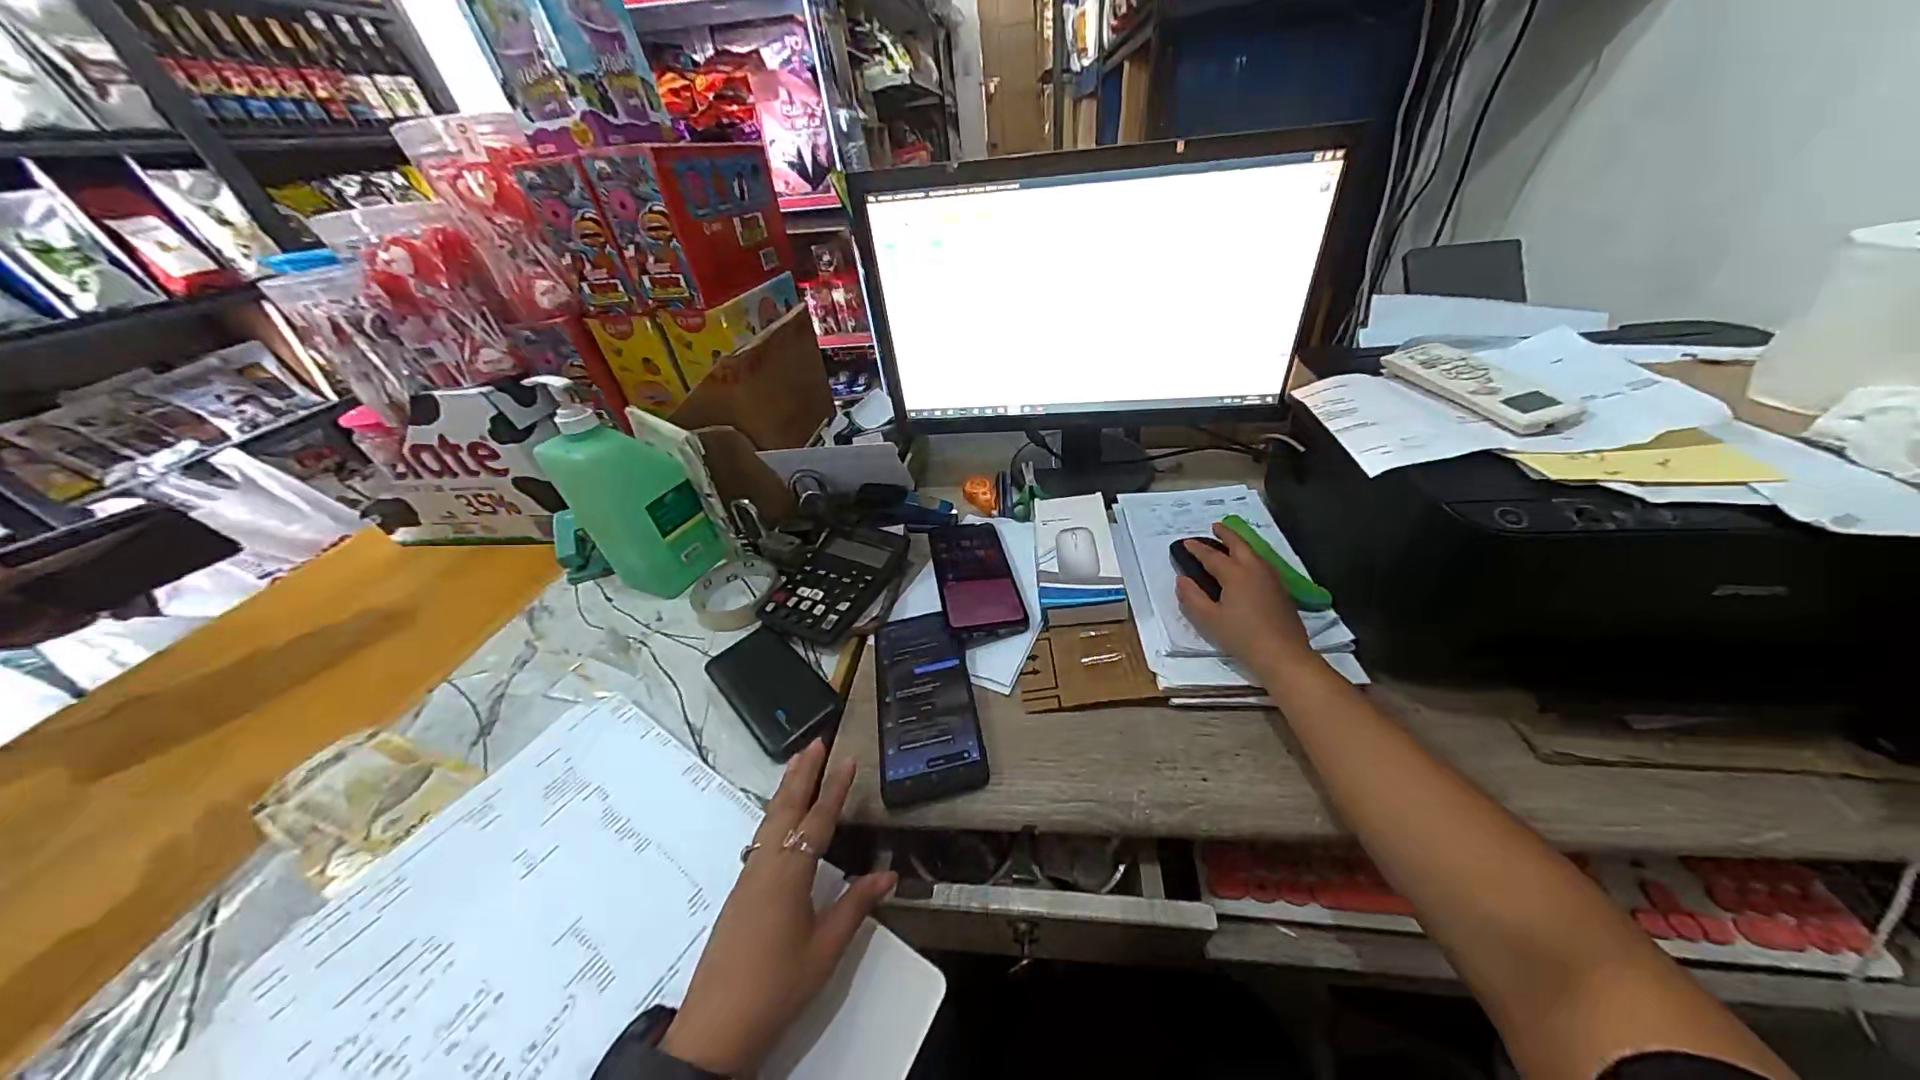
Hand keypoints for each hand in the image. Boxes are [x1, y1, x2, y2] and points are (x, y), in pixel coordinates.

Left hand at [661, 740, 897, 1075]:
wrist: (717, 1027)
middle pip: (785, 808)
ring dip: (786, 790)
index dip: (835, 788)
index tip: (847, 759)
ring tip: (798, 765)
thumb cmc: (777, 985)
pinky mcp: (740, 893)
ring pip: (769, 821)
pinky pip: (761, 839)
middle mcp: (765, 865)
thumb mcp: (826, 947)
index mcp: (789, 873)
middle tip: (815, 742)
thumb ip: (856, 906)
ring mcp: (748, 878)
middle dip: (802, 773)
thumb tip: (886, 875)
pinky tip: (780, 820)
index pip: (818, 820)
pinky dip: (775, 815)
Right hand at [1175, 521, 1314, 674]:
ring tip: (1232, 542)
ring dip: (1241, 544)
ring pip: (1254, 553)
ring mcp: (1272, 578)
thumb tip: (1183, 580)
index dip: (1197, 549)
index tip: (1186, 543)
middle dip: (1226, 534)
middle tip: (1215, 527)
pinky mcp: (1281, 589)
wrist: (1283, 654)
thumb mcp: (1209, 619)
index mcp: (1235, 574)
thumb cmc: (1242, 637)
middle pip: (1239, 545)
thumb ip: (1192, 597)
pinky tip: (1250, 566)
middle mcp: (1255, 569)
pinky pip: (1263, 564)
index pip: (1212, 556)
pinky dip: (1251, 557)